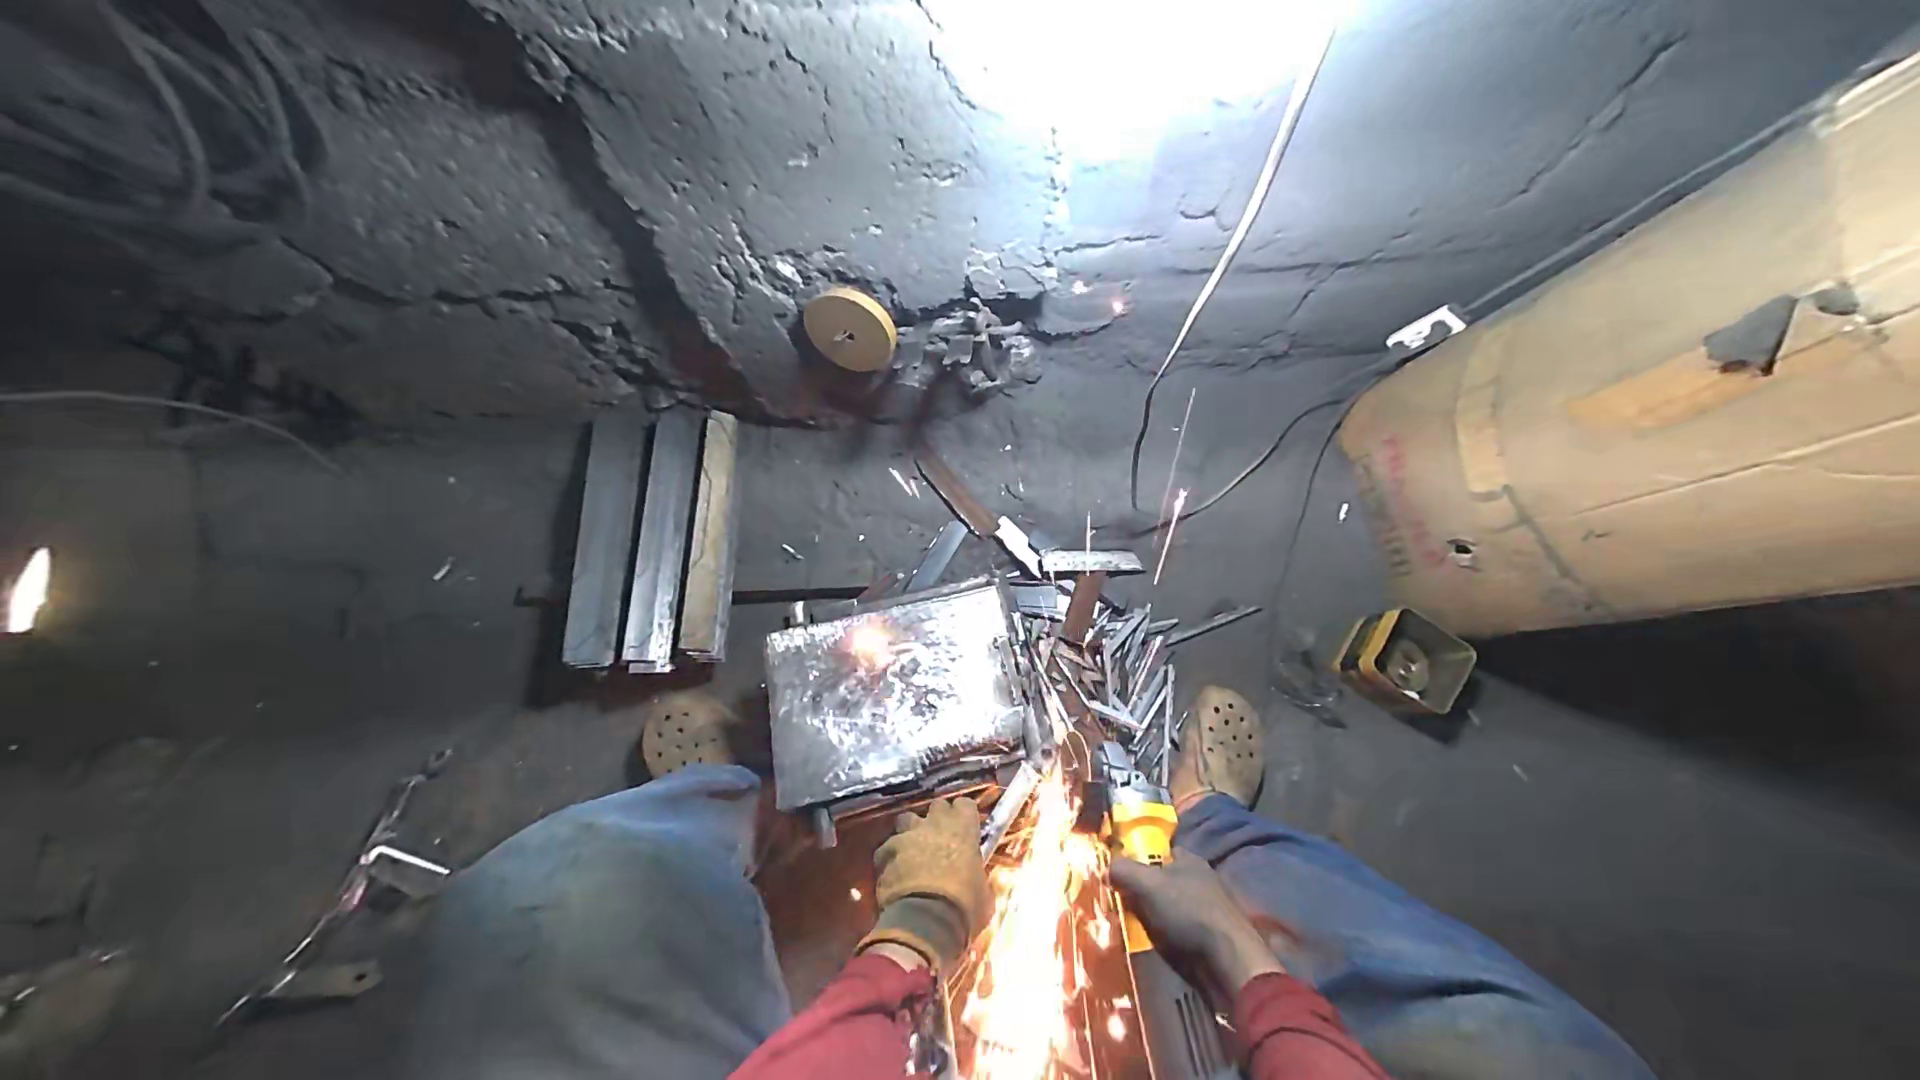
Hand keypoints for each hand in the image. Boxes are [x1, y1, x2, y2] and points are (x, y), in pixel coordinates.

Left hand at [857, 797, 990, 969]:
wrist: (926, 922)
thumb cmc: (964, 907)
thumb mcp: (983, 894)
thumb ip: (977, 877)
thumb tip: (975, 881)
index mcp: (963, 828)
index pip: (965, 805)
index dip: (964, 817)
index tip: (965, 831)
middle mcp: (934, 823)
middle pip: (936, 807)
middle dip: (938, 820)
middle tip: (941, 840)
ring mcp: (907, 835)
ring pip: (906, 820)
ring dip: (911, 833)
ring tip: (913, 853)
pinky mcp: (886, 852)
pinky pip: (886, 849)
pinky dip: (889, 859)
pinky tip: (893, 874)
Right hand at [1109, 850, 1282, 993]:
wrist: (1231, 964)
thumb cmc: (1188, 913)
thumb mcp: (1147, 885)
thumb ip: (1124, 870)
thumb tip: (1108, 866)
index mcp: (1189, 860)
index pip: (1159, 851)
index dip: (1139, 860)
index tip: (1121, 875)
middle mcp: (1202, 879)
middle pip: (1164, 880)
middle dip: (1145, 892)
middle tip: (1124, 905)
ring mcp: (1211, 909)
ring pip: (1173, 907)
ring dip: (1156, 917)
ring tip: (1137, 929)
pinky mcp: (1216, 937)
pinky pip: (1183, 930)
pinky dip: (1170, 937)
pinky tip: (1160, 945)